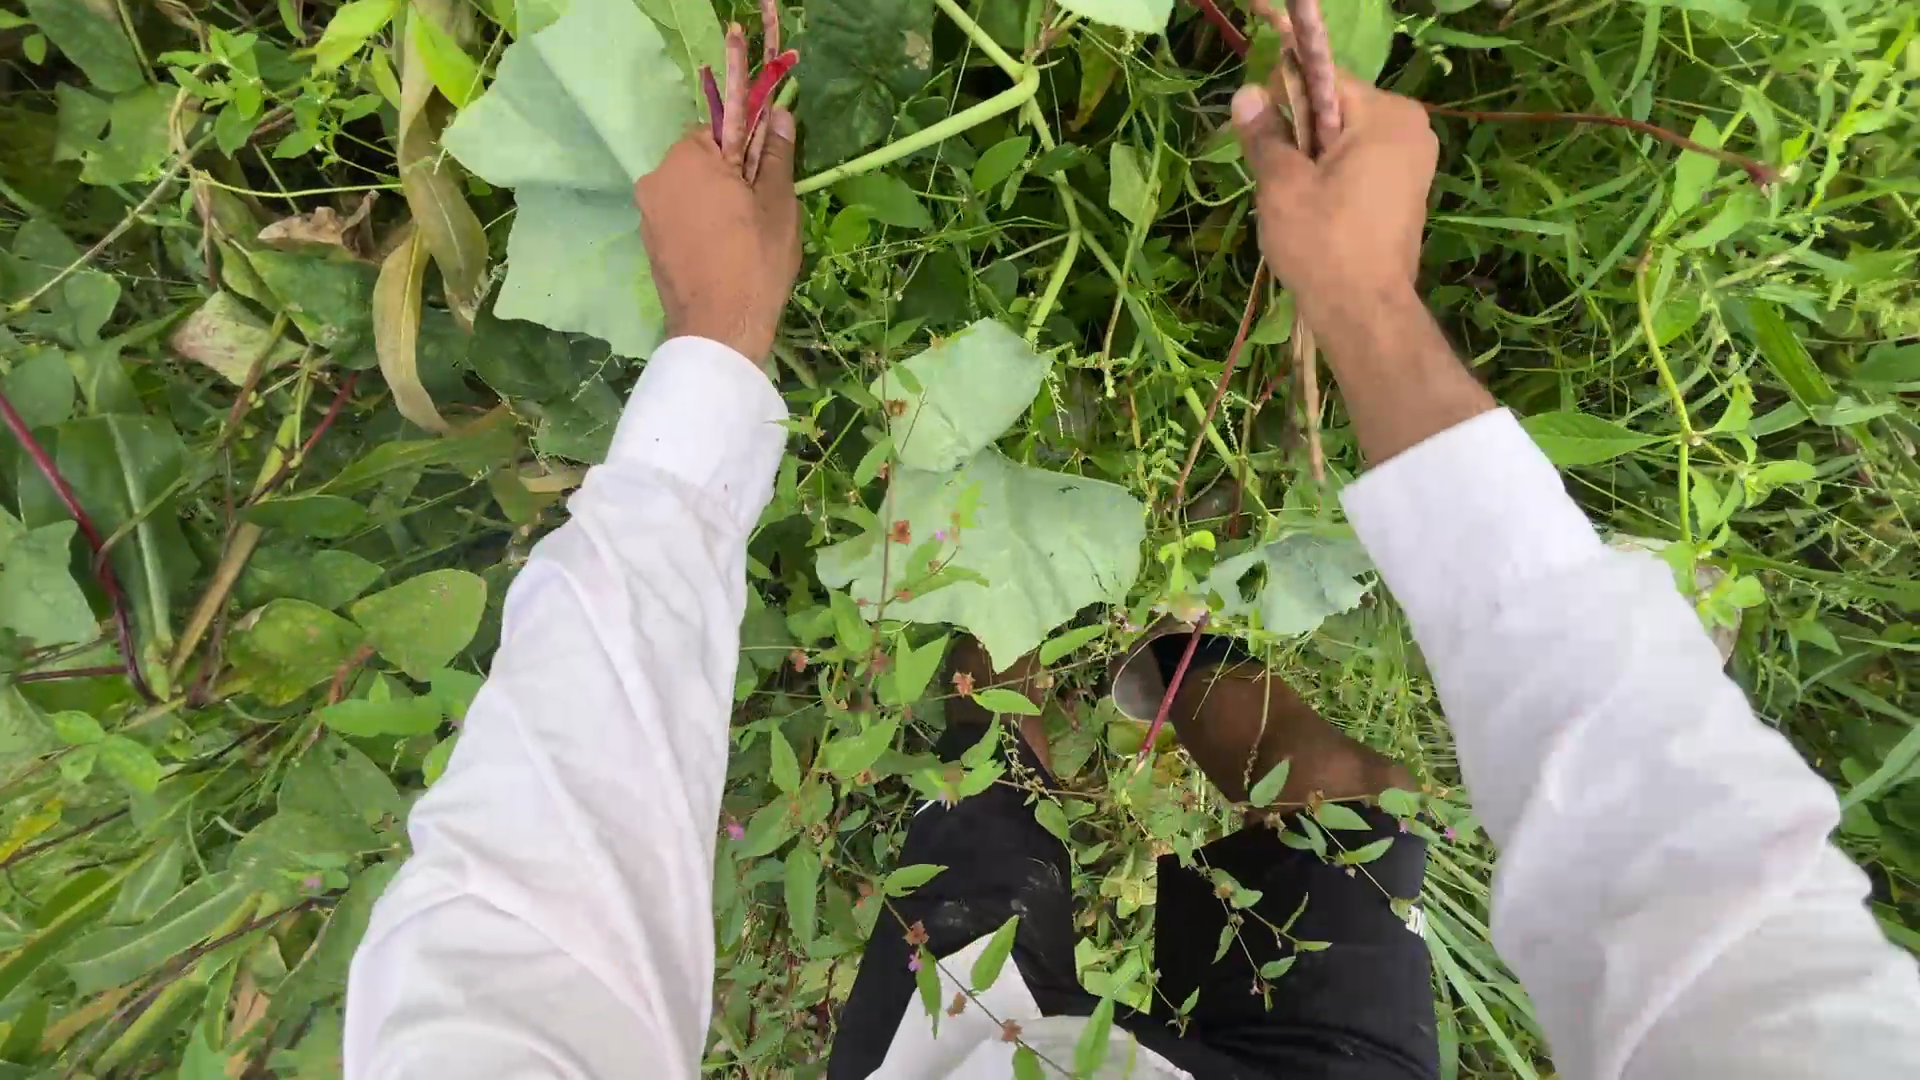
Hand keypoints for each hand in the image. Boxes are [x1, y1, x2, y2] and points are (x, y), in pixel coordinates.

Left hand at [633, 109, 800, 367]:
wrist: (720, 330)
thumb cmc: (756, 263)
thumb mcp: (778, 207)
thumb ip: (777, 157)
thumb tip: (782, 115)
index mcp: (688, 157)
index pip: (719, 132)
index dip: (746, 155)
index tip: (765, 184)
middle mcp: (656, 177)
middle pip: (699, 164)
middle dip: (726, 181)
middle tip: (757, 218)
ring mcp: (647, 213)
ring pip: (688, 195)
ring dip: (711, 207)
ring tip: (739, 243)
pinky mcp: (648, 245)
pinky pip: (678, 222)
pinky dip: (698, 231)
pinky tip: (720, 258)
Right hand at [1230, 71, 1436, 333]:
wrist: (1361, 310)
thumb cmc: (1321, 243)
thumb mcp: (1282, 187)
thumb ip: (1265, 136)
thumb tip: (1244, 94)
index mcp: (1386, 114)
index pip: (1324, 80)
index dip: (1283, 100)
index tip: (1258, 136)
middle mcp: (1412, 128)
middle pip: (1336, 114)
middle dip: (1299, 142)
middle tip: (1275, 186)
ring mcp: (1415, 164)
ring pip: (1345, 146)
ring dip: (1312, 168)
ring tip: (1293, 209)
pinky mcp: (1407, 196)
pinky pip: (1360, 172)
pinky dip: (1332, 186)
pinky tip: (1315, 221)